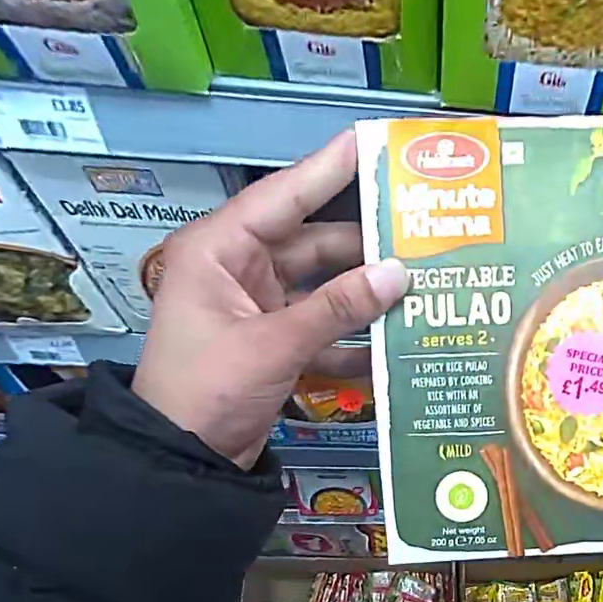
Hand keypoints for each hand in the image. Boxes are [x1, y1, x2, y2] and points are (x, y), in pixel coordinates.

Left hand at [132, 129, 407, 467]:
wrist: (183, 458)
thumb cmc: (209, 389)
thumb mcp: (273, 344)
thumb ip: (337, 309)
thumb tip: (399, 274)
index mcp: (220, 251)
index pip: (283, 196)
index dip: (329, 168)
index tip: (371, 142)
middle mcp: (240, 271)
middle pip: (312, 246)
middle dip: (363, 247)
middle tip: (419, 236)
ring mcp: (258, 310)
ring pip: (321, 291)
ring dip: (362, 297)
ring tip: (418, 288)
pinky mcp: (274, 345)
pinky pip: (320, 331)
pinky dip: (350, 340)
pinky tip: (390, 346)